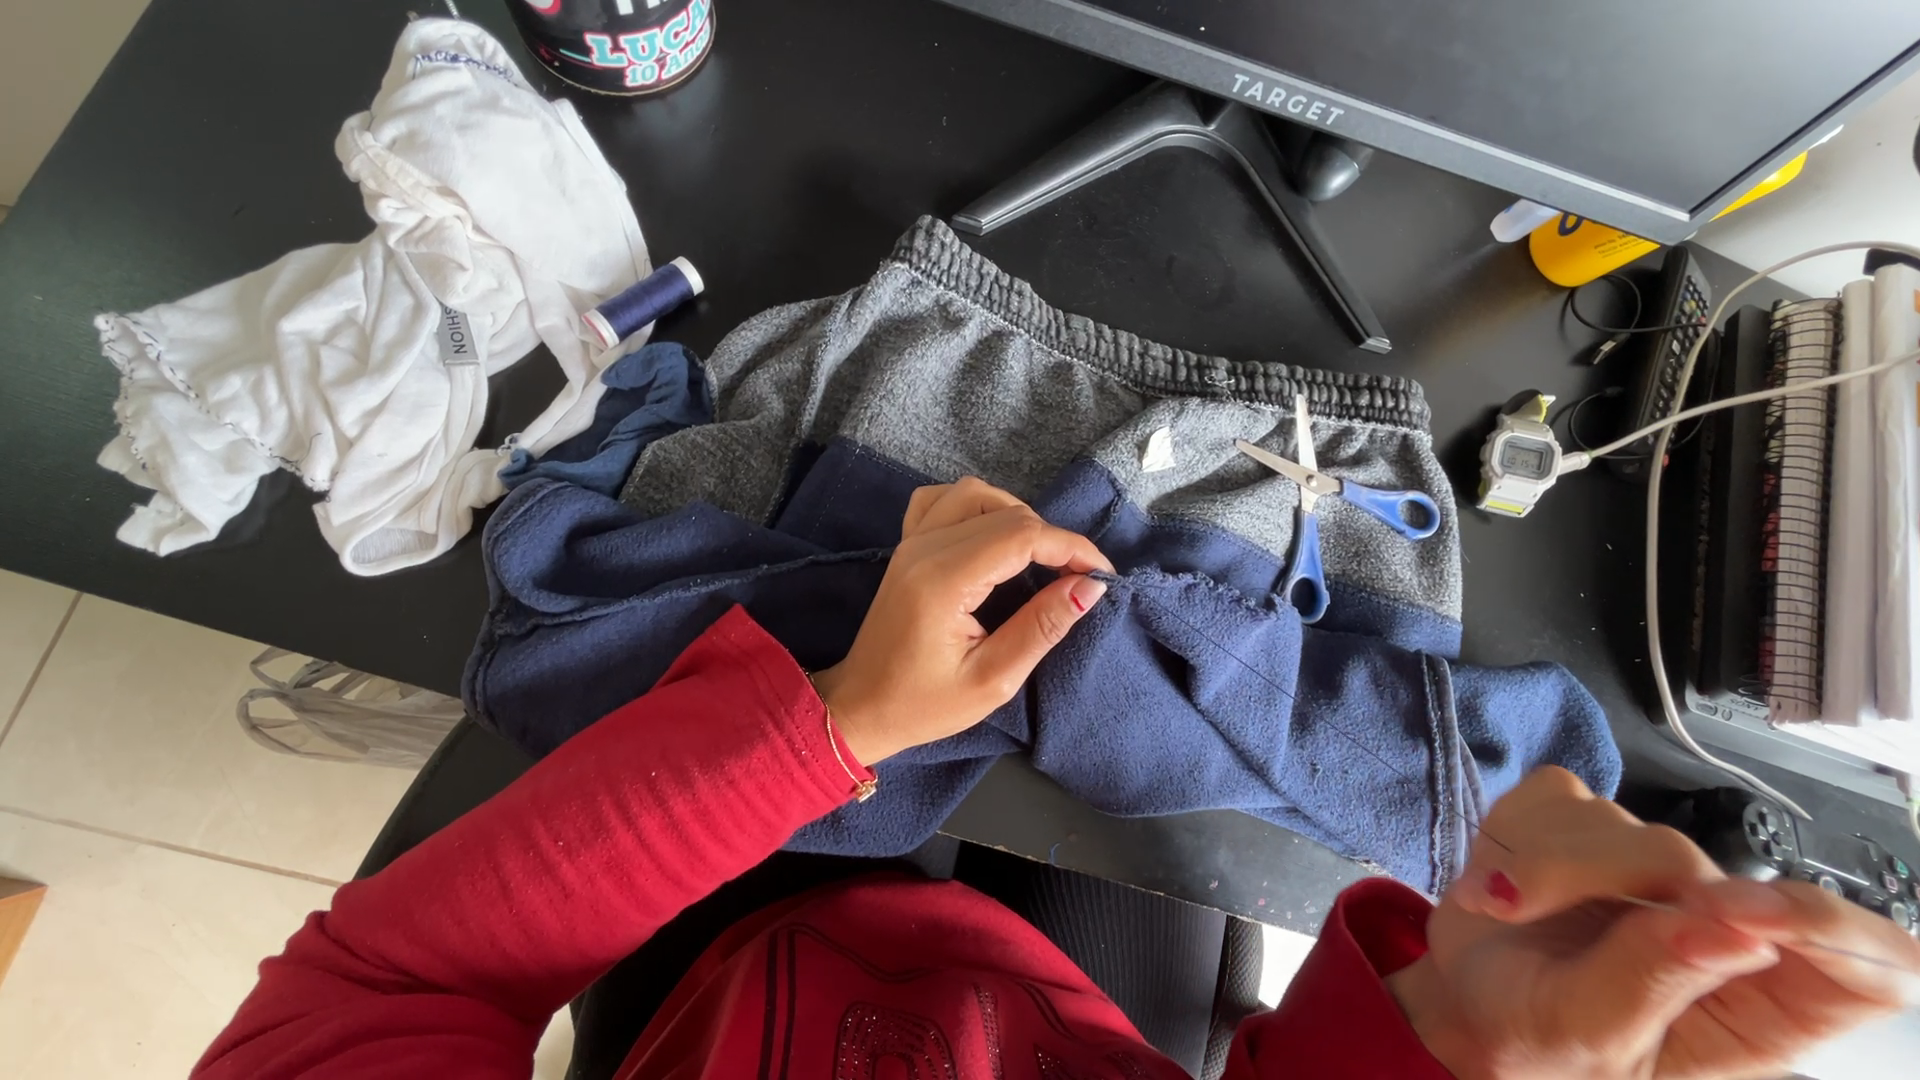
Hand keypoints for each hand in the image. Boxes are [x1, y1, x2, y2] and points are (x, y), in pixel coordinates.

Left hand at [809, 478, 1113, 765]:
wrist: (860, 707)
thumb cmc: (923, 705)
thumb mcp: (993, 680)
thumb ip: (1042, 627)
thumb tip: (1090, 586)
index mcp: (943, 580)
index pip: (1021, 535)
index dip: (1071, 547)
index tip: (1101, 573)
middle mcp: (924, 548)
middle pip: (1004, 512)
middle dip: (1051, 537)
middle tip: (1075, 576)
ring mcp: (910, 541)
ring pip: (975, 493)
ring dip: (1017, 516)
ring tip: (1039, 556)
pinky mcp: (905, 545)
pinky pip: (941, 500)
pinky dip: (975, 506)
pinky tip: (990, 533)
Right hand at [1389, 767, 1919, 1078]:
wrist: (1460, 1001)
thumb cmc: (1535, 1039)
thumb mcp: (1591, 1031)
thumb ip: (1653, 979)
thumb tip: (1736, 932)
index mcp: (1760, 1005)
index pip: (1864, 957)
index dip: (1823, 923)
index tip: (1734, 909)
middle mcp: (1712, 924)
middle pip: (1688, 860)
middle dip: (1588, 870)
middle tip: (1511, 903)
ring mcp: (1637, 867)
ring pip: (1612, 819)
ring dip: (1533, 854)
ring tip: (1490, 902)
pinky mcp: (1573, 828)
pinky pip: (1554, 794)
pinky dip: (1509, 827)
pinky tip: (1491, 874)